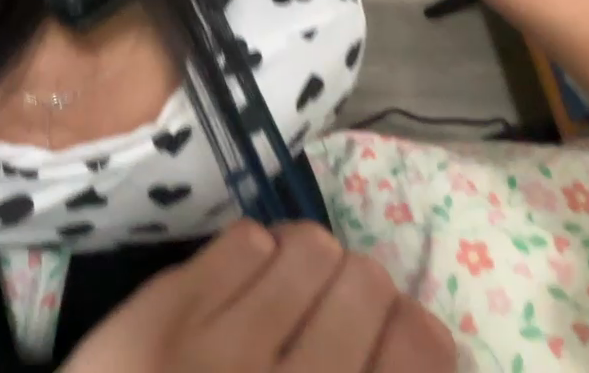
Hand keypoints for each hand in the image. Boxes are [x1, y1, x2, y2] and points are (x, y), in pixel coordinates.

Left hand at [61, 221, 455, 372]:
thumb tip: (403, 339)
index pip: (421, 346)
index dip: (410, 327)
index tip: (387, 331)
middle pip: (366, 281)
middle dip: (356, 286)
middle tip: (330, 305)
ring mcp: (224, 348)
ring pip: (307, 248)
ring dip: (306, 260)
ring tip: (287, 284)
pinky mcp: (167, 312)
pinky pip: (244, 239)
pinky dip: (254, 251)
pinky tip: (241, 280)